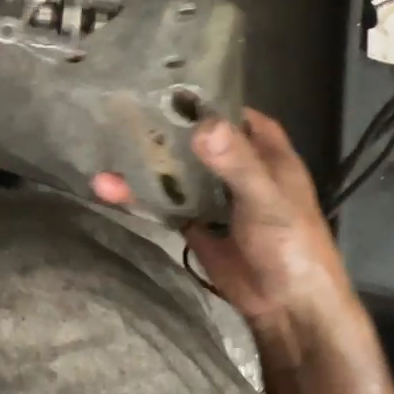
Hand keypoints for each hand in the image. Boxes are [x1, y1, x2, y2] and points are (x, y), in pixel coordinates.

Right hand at [94, 110, 356, 341]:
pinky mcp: (195, 221)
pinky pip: (163, 201)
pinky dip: (138, 195)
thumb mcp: (266, 198)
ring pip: (174, 168)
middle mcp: (235, 162)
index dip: (194, 96)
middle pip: (191, 136)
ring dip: (142, 162)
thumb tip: (203, 125)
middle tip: (113, 107)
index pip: (225, 108)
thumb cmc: (292, 245)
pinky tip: (106, 187)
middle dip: (158, 126)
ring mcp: (213, 193)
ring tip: (101, 149)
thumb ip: (236, 163)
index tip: (153, 81)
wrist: (289, 311)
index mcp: (262, 146)